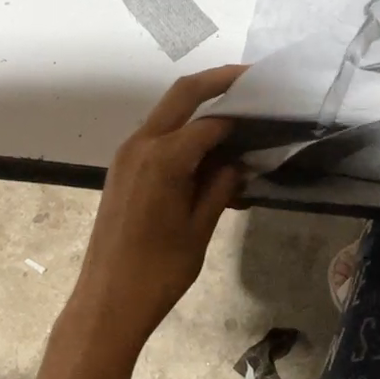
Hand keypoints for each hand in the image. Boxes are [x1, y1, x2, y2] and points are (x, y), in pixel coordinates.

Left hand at [67, 65, 248, 345]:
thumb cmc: (160, 269)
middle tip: (253, 78)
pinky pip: (159, 139)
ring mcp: (128, 156)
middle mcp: (141, 145)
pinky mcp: (124, 171)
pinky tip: (211, 155)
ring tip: (239, 121)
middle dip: (217, 82)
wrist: (109, 300)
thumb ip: (220, 186)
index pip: (211, 122)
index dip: (242, 116)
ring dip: (201, 111)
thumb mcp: (200, 228)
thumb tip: (237, 162)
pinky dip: (186, 136)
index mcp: (163, 158)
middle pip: (182, 96)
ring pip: (169, 115)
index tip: (271, 110)